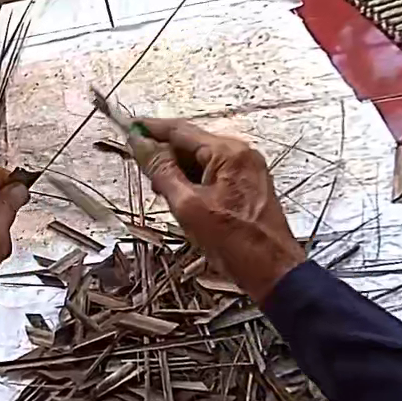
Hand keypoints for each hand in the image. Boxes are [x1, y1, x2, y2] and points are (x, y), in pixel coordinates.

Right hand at [136, 118, 304, 301]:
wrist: (273, 272)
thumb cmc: (234, 242)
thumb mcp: (187, 205)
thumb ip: (161, 171)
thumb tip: (140, 144)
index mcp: (228, 152)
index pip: (180, 130)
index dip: (150, 129)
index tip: (128, 127)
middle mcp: (241, 154)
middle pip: (190, 144)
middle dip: (163, 155)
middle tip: (140, 171)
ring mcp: (246, 169)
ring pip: (200, 160)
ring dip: (176, 171)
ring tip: (160, 192)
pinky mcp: (247, 185)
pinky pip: (212, 173)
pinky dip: (192, 181)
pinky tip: (180, 199)